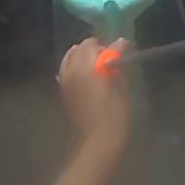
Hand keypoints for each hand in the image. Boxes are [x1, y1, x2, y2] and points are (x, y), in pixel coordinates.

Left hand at [58, 37, 130, 151]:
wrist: (98, 140)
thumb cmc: (114, 114)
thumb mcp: (120, 87)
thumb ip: (117, 63)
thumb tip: (121, 44)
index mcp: (85, 67)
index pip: (93, 46)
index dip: (108, 47)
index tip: (120, 50)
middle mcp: (71, 70)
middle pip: (79, 49)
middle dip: (94, 50)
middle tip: (109, 59)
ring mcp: (64, 79)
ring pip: (70, 57)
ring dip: (82, 56)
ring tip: (97, 66)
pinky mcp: (63, 89)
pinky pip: (66, 69)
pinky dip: (74, 66)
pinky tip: (86, 74)